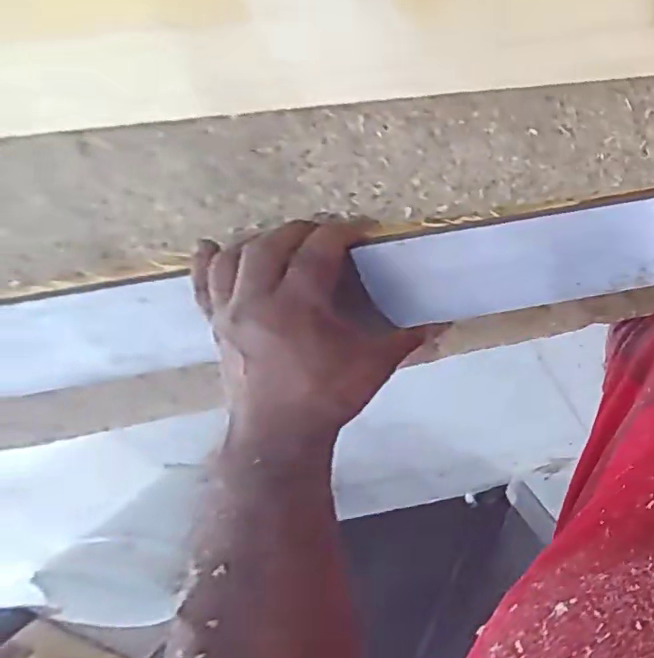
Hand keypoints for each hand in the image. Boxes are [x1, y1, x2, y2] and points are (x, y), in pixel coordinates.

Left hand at [193, 221, 433, 453]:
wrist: (280, 428)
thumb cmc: (333, 392)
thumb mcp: (380, 361)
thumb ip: (411, 335)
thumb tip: (445, 321)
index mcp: (298, 307)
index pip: (316, 253)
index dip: (341, 233)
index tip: (364, 228)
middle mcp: (256, 301)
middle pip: (270, 246)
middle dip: (302, 230)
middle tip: (332, 230)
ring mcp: (229, 312)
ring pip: (234, 258)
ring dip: (261, 240)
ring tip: (287, 237)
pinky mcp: (216, 324)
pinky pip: (204, 283)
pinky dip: (208, 261)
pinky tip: (214, 246)